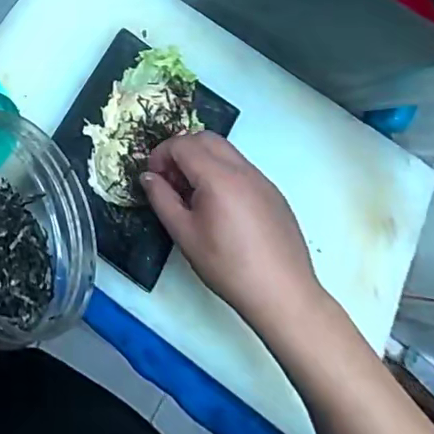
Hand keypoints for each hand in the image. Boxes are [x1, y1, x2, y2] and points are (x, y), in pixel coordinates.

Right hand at [142, 133, 324, 332]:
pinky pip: (241, 168)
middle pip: (205, 138)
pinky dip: (221, 172)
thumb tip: (149, 177)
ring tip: (192, 194)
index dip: (160, 155)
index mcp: (219, 178)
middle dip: (181, 150)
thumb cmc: (227, 266)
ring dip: (201, 160)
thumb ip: (161, 198)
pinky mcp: (274, 194)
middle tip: (171, 180)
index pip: (182, 144)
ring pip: (225, 151)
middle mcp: (243, 170)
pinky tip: (219, 206)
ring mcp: (262, 180)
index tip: (154, 178)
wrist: (284, 295)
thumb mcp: (183, 234)